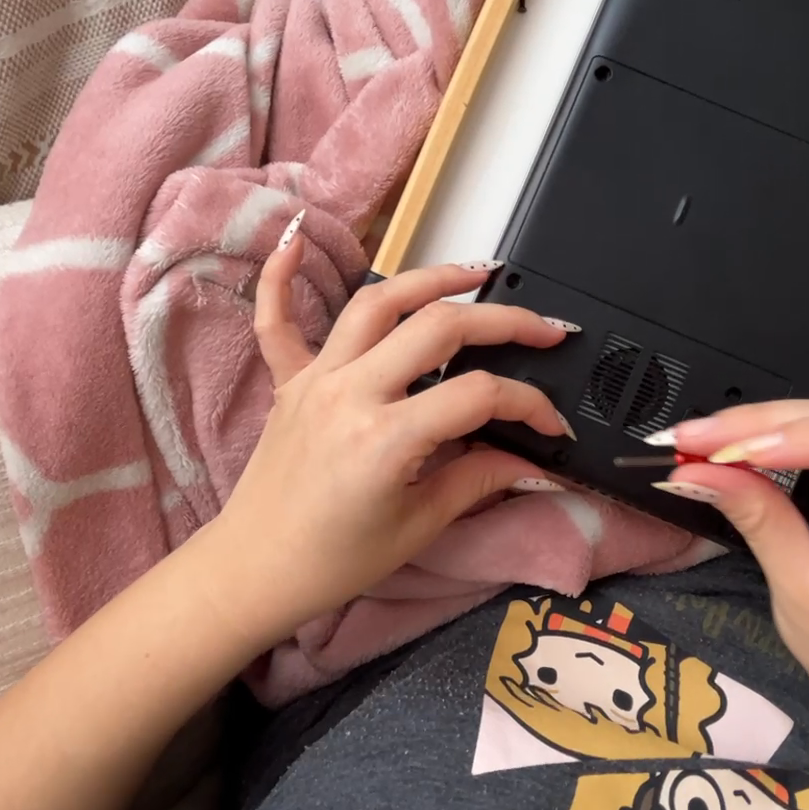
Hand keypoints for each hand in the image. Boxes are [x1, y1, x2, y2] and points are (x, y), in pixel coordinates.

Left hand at [196, 227, 575, 643]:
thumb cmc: (334, 561)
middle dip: (502, 321)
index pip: (478, 395)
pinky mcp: (290, 381)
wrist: (256, 571)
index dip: (528, 404)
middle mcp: (350, 393)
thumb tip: (534, 460)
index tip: (552, 424)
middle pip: (437, 329)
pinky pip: (277, 321)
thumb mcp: (419, 525)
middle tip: (544, 327)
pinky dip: (282, 278)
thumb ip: (480, 478)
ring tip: (476, 272)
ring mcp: (315, 379)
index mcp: (386, 438)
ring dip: (430, 278)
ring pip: (376, 303)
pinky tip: (295, 238)